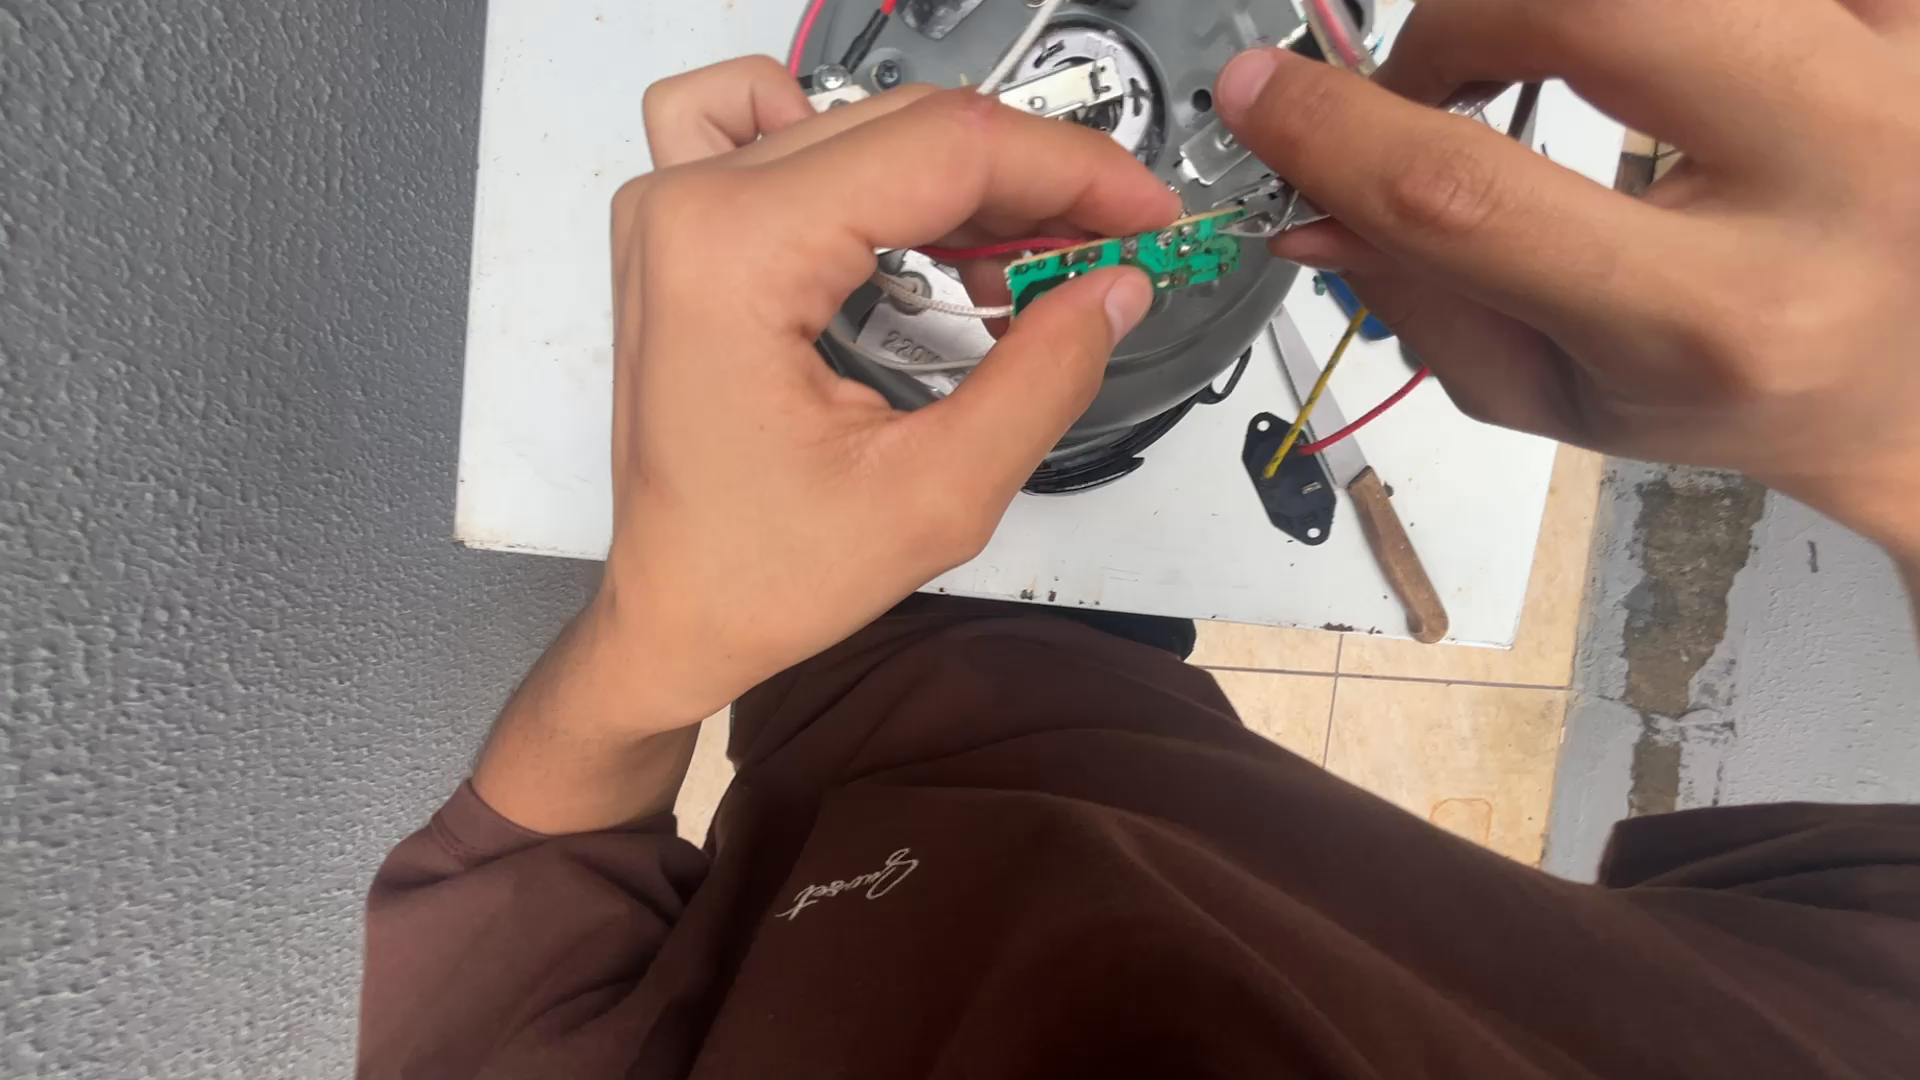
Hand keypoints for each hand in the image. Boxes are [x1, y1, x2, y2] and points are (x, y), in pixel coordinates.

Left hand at [474, 58, 1172, 831]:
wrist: (678, 612)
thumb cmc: (776, 576)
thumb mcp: (938, 494)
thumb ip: (1043, 378)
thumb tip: (1116, 288)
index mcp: (739, 253)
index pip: (945, 151)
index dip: (1070, 171)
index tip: (1147, 214)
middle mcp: (691, 205)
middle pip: (907, 129)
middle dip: (1030, 179)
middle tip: (1107, 244)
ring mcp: (673, 212)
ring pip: (856, 126)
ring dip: (959, 175)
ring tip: (1022, 251)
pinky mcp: (682, 240)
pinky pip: (767, 132)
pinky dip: (857, 159)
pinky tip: (895, 216)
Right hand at [1213, 1, 1919, 561]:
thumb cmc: (1707, 402)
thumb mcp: (1532, 390)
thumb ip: (1417, 301)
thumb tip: (1310, 217)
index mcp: (1697, 316)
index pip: (1465, 197)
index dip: (1337, 135)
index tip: (1255, 95)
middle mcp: (1841, 165)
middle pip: (1590, 2)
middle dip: (1450, 26)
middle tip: (1418, 88)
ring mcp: (1917, 54)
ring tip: (1515, 60)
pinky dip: (1622, 12)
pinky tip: (1628, 48)